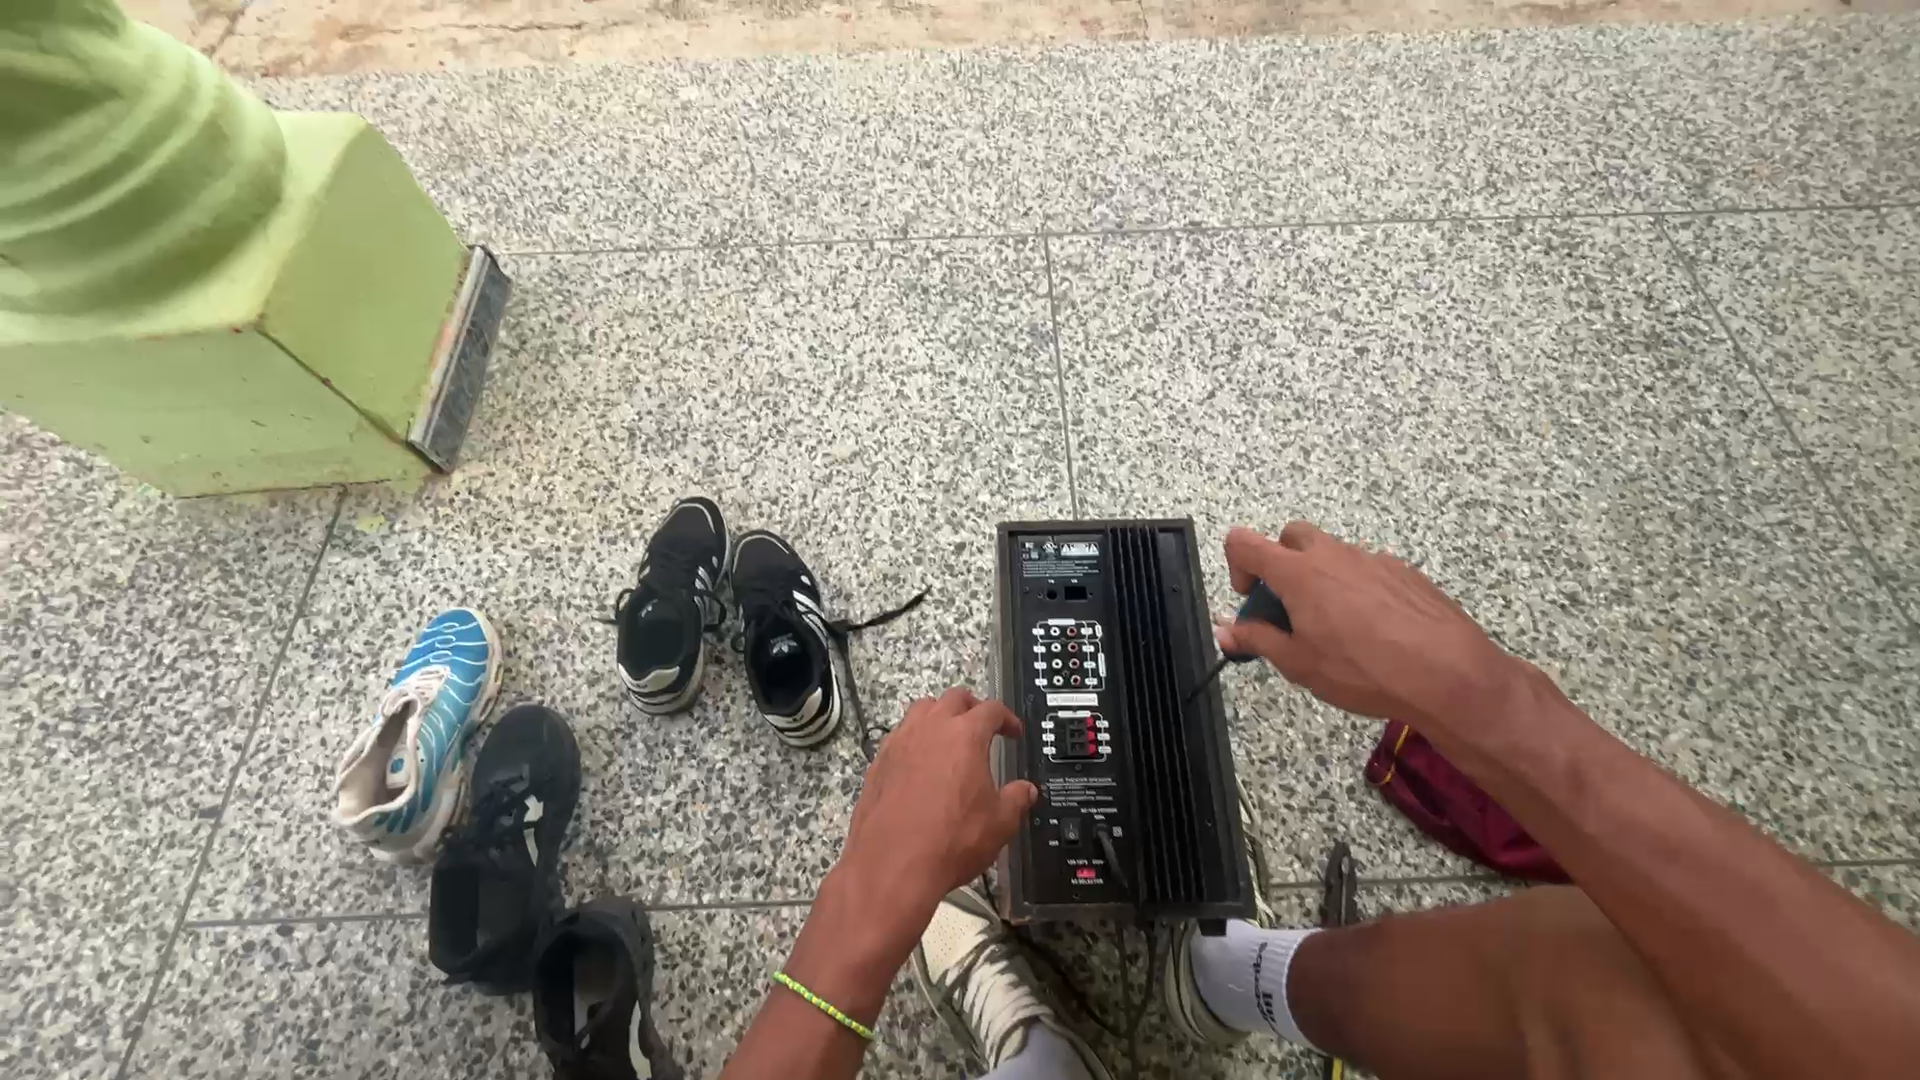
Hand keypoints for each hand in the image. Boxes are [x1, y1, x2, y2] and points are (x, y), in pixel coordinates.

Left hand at [838, 688, 1037, 918]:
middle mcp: (931, 729)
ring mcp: (900, 742)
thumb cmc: (949, 841)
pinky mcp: (879, 761)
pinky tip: (920, 763)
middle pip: (954, 698)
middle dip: (973, 707)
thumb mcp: (999, 823)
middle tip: (982, 724)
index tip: (1013, 731)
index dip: (1007, 718)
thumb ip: (1016, 800)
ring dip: (939, 715)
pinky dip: (914, 739)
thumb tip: (1026, 791)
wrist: (892, 864)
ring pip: (922, 709)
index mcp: (965, 735)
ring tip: (949, 736)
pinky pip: (900, 735)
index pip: (991, 709)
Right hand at [1217, 523, 1521, 731]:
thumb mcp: (1298, 663)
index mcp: (1298, 573)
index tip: (1251, 600)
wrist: (1450, 676)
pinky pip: (1367, 570)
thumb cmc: (1364, 670)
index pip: (1245, 543)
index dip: (1236, 566)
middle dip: (1280, 563)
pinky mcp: (1405, 572)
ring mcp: (1373, 560)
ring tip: (1333, 626)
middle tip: (1287, 607)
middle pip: (1291, 536)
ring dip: (1319, 578)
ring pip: (1332, 554)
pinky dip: (1356, 589)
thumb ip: (1256, 639)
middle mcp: (1333, 555)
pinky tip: (1373, 630)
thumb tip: (1225, 631)